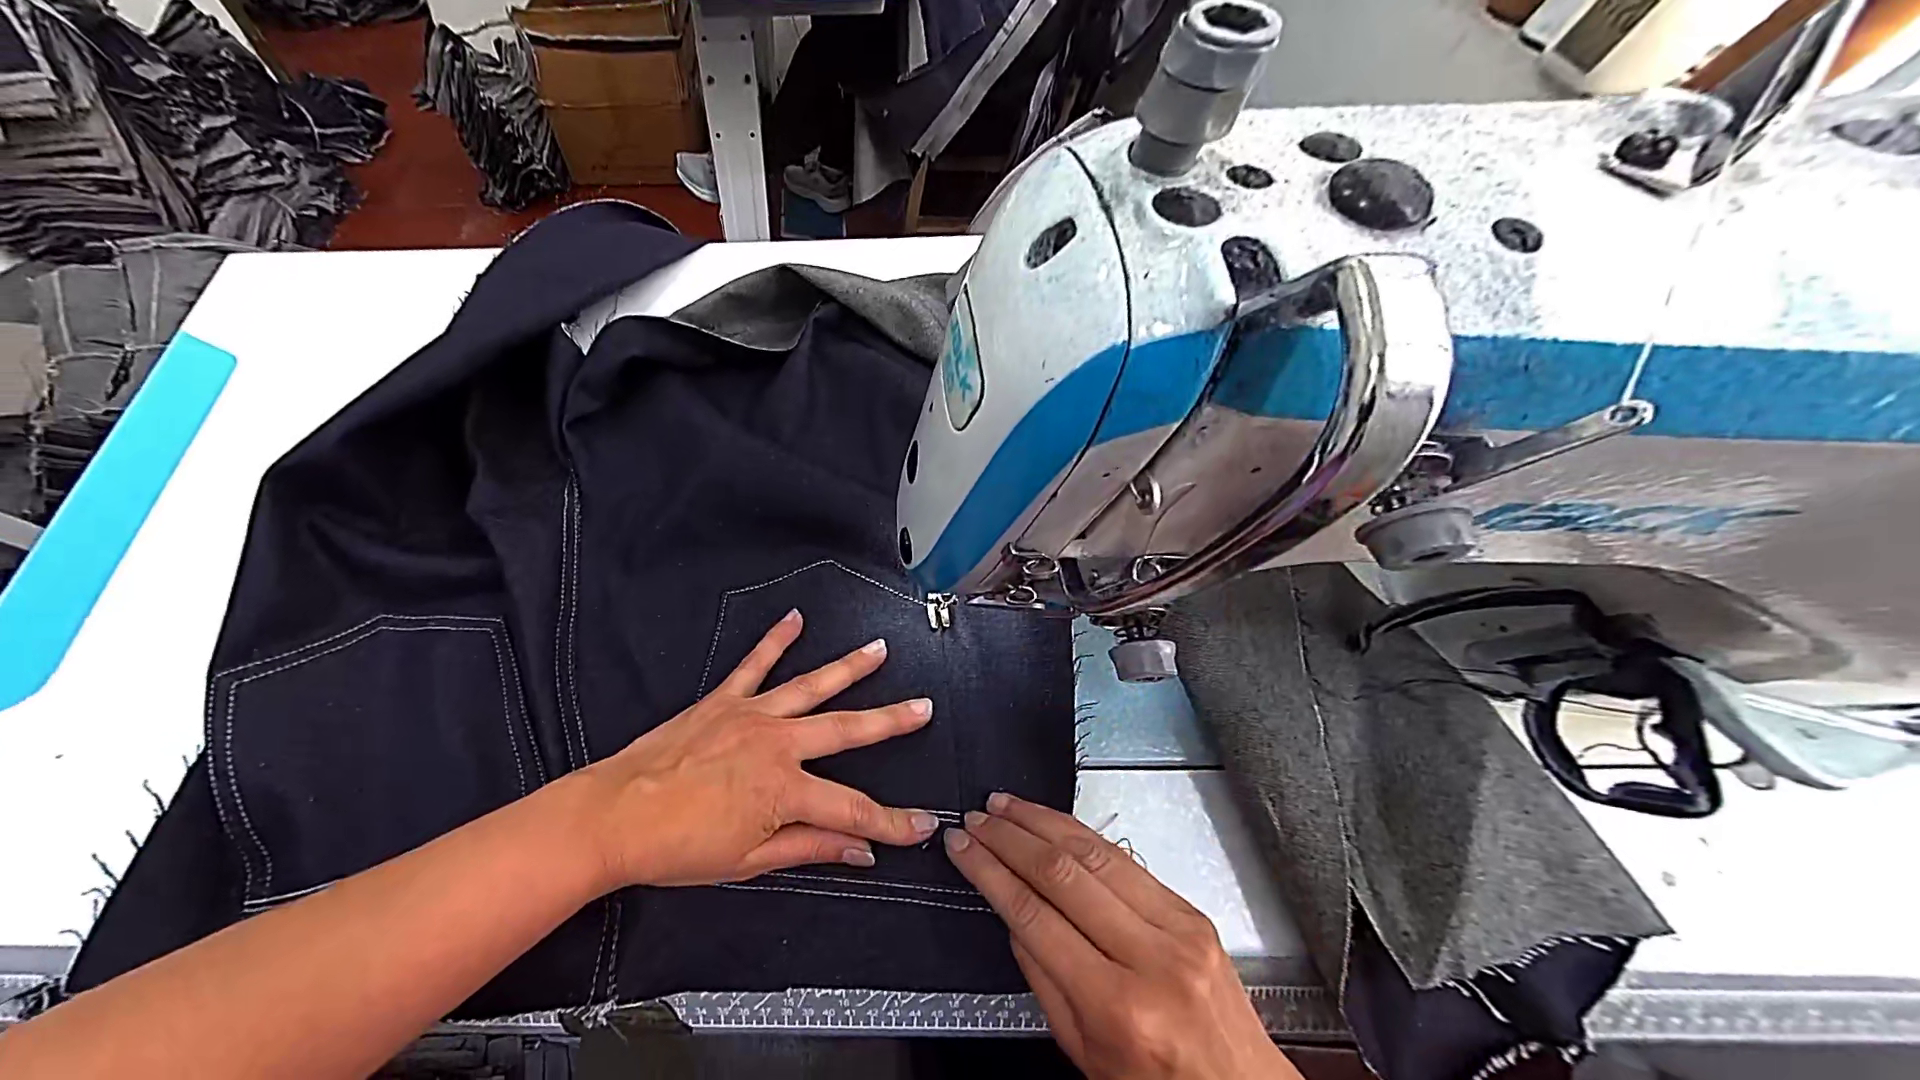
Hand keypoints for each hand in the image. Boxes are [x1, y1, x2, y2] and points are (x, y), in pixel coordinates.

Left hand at [571, 609, 939, 888]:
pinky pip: (754, 664)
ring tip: (878, 650)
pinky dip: (775, 640)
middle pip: (847, 731)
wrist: (611, 818)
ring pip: (812, 686)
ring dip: (849, 667)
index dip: (892, 823)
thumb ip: (811, 848)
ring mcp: (751, 716)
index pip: (854, 810)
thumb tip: (859, 852)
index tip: (923, 825)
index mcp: (785, 790)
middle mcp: (777, 744)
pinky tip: (795, 619)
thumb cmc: (675, 847)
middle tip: (923, 708)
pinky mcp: (724, 700)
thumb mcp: (749, 860)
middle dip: (892, 721)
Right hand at [945, 794, 1299, 1079]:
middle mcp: (1152, 957)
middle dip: (1010, 838)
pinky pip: (1127, 860)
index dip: (989, 873)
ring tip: (1006, 805)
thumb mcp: (1083, 1051)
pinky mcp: (1191, 909)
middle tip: (977, 817)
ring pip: (1095, 852)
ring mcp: (1178, 927)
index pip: (1034, 917)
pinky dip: (1082, 833)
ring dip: (1043, 821)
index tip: (964, 847)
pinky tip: (1054, 821)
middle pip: (1062, 874)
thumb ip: (1042, 977)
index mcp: (1118, 1007)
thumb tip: (1010, 911)